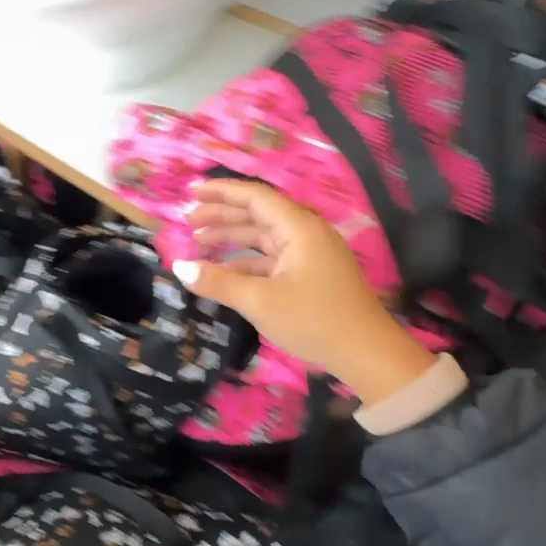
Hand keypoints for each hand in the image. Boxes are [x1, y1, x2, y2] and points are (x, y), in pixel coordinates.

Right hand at [171, 179, 436, 405]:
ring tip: (199, 242)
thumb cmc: (314, 320)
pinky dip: (246, 260)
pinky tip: (224, 271)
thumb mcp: (260, 301)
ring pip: (264, 236)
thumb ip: (217, 282)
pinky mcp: (311, 274)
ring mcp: (310, 254)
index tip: (192, 193)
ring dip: (232, 237)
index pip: (255, 197)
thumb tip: (178, 267)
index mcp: (299, 229)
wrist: (366, 352)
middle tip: (187, 221)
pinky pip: (272, 257)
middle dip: (221, 215)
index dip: (221, 192)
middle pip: (258, 214)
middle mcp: (306, 234)